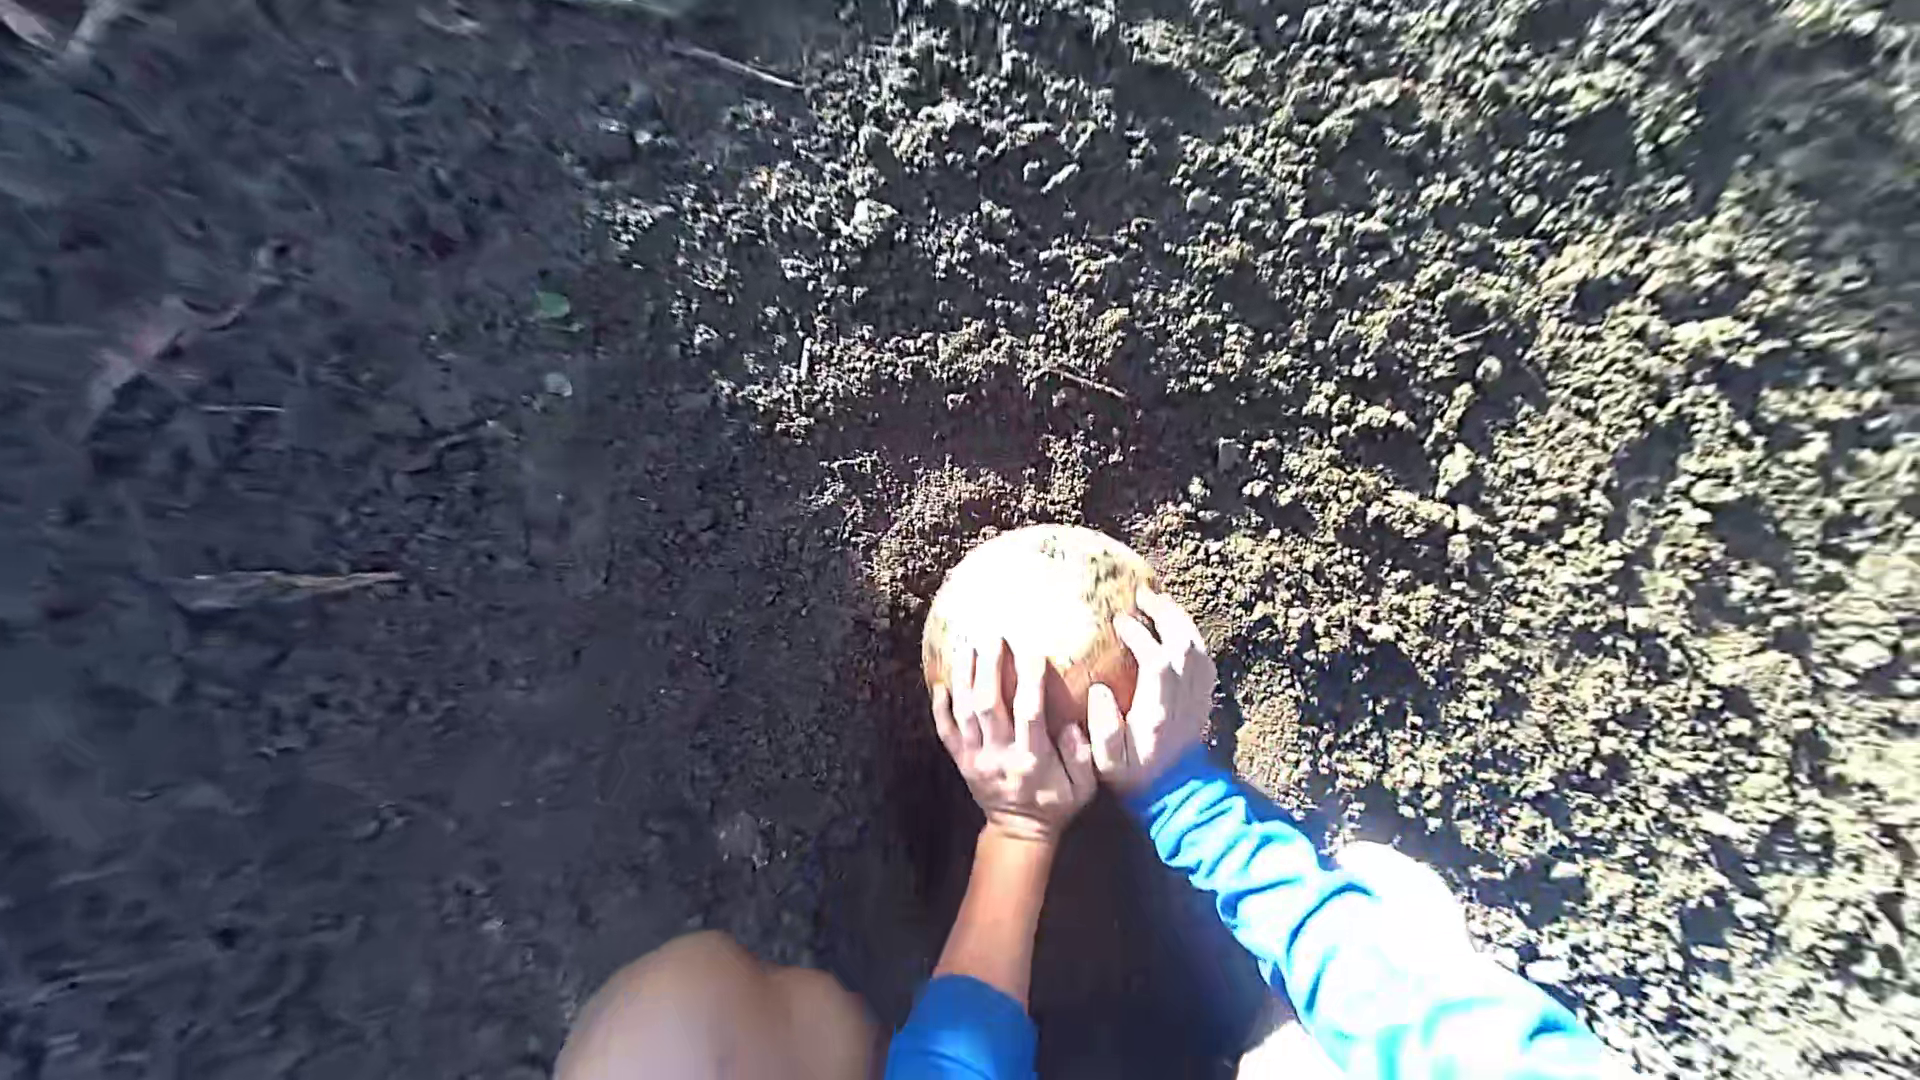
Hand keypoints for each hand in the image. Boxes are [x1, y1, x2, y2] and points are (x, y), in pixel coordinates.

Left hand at [934, 638, 1097, 845]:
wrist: (1018, 832)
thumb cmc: (1055, 804)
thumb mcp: (1083, 788)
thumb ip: (1082, 757)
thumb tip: (1072, 725)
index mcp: (1031, 758)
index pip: (1029, 712)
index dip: (1030, 680)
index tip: (1033, 652)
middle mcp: (999, 755)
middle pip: (988, 704)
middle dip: (990, 668)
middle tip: (993, 637)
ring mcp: (975, 757)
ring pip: (964, 711)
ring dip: (964, 677)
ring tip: (968, 647)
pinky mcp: (960, 760)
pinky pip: (944, 730)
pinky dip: (940, 706)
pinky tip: (940, 682)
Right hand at [1087, 588, 1216, 793]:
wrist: (1175, 796)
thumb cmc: (1134, 777)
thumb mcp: (1107, 762)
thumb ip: (1102, 727)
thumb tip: (1100, 690)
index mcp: (1159, 711)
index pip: (1157, 662)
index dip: (1140, 636)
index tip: (1119, 619)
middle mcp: (1183, 699)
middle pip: (1184, 645)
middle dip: (1165, 615)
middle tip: (1142, 594)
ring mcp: (1198, 697)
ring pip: (1198, 647)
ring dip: (1179, 620)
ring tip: (1158, 601)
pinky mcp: (1202, 698)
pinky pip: (1203, 657)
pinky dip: (1190, 634)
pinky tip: (1174, 625)